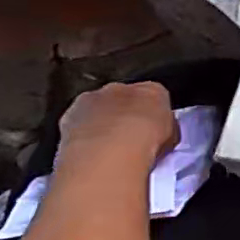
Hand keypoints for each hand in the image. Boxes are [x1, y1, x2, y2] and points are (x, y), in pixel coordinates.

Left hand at [56, 81, 176, 163]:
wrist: (110, 152)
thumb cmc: (148, 143)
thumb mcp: (172, 137)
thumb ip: (166, 129)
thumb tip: (162, 136)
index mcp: (153, 90)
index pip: (156, 97)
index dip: (154, 114)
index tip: (153, 130)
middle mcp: (121, 87)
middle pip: (124, 98)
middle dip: (126, 113)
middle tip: (129, 137)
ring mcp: (92, 99)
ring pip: (98, 108)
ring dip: (102, 122)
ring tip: (106, 147)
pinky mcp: (68, 115)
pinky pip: (78, 122)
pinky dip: (82, 133)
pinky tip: (89, 151)